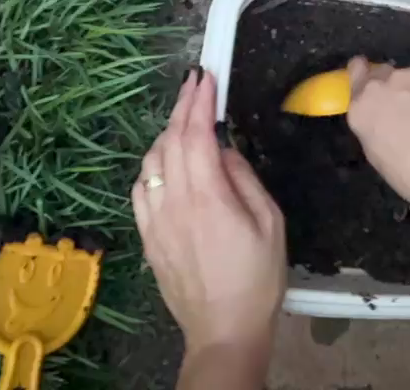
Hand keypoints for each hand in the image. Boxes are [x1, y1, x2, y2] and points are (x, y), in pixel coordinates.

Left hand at [133, 70, 286, 359]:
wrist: (224, 331)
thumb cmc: (257, 277)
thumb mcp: (270, 222)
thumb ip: (244, 178)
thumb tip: (224, 149)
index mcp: (208, 198)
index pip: (196, 135)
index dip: (199, 102)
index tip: (206, 77)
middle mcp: (175, 204)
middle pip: (170, 141)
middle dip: (182, 106)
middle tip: (194, 82)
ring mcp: (155, 221)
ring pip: (151, 162)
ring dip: (166, 132)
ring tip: (184, 117)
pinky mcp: (148, 238)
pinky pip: (140, 190)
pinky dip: (151, 165)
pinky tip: (164, 160)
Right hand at [346, 57, 409, 207]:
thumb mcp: (379, 156)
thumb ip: (376, 128)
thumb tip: (385, 121)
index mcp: (361, 110)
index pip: (356, 74)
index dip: (364, 74)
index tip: (374, 80)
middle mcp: (380, 85)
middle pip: (382, 71)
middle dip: (393, 84)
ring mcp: (408, 74)